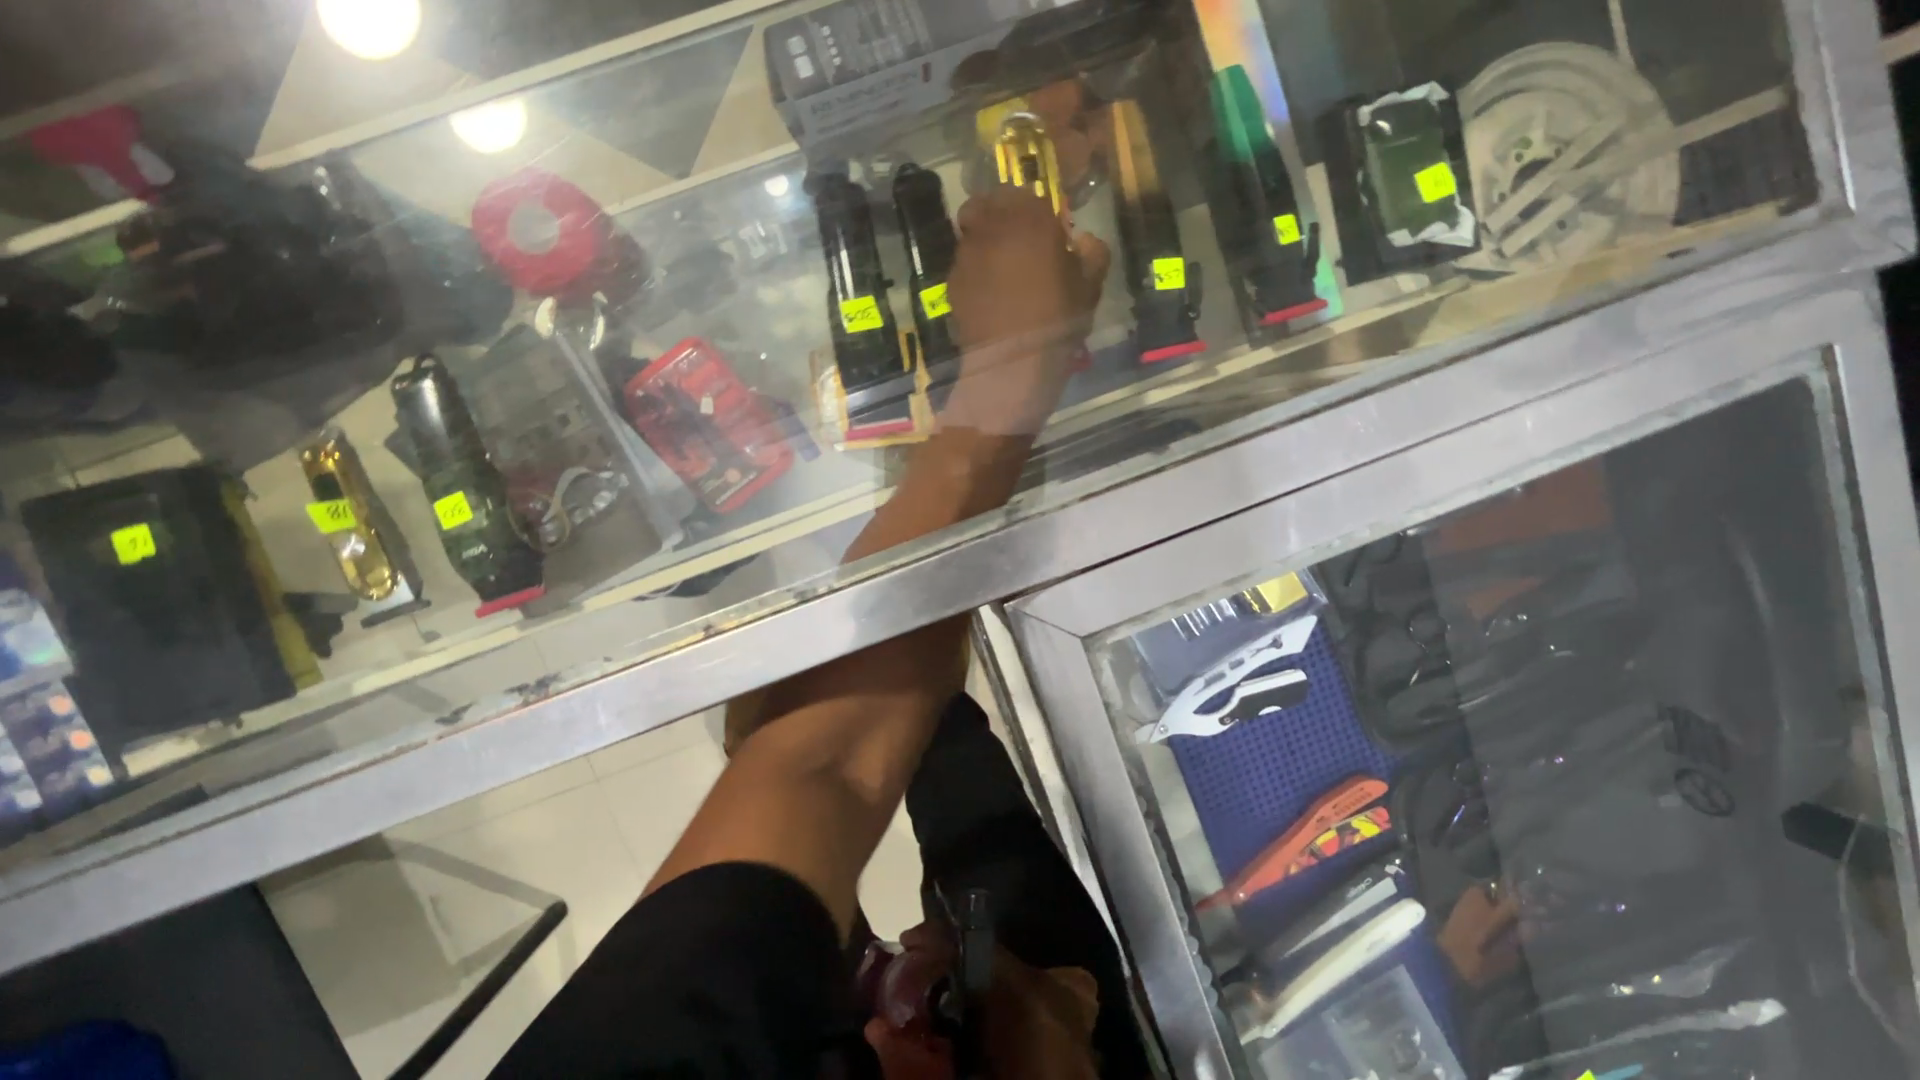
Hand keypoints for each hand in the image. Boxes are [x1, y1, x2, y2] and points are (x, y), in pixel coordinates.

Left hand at [942, 186, 1109, 434]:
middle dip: (1002, 213)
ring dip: (985, 238)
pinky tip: (989, 290)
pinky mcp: (952, 281)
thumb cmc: (1057, 322)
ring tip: (1002, 265)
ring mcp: (967, 254)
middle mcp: (993, 228)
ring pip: (971, 229)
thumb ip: (1092, 253)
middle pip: (989, 203)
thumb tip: (1083, 240)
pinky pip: (964, 262)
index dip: (1036, 207)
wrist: (1012, 365)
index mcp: (1031, 220)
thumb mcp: (1090, 287)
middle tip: (1018, 236)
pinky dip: (975, 267)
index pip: (1029, 193)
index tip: (1047, 224)